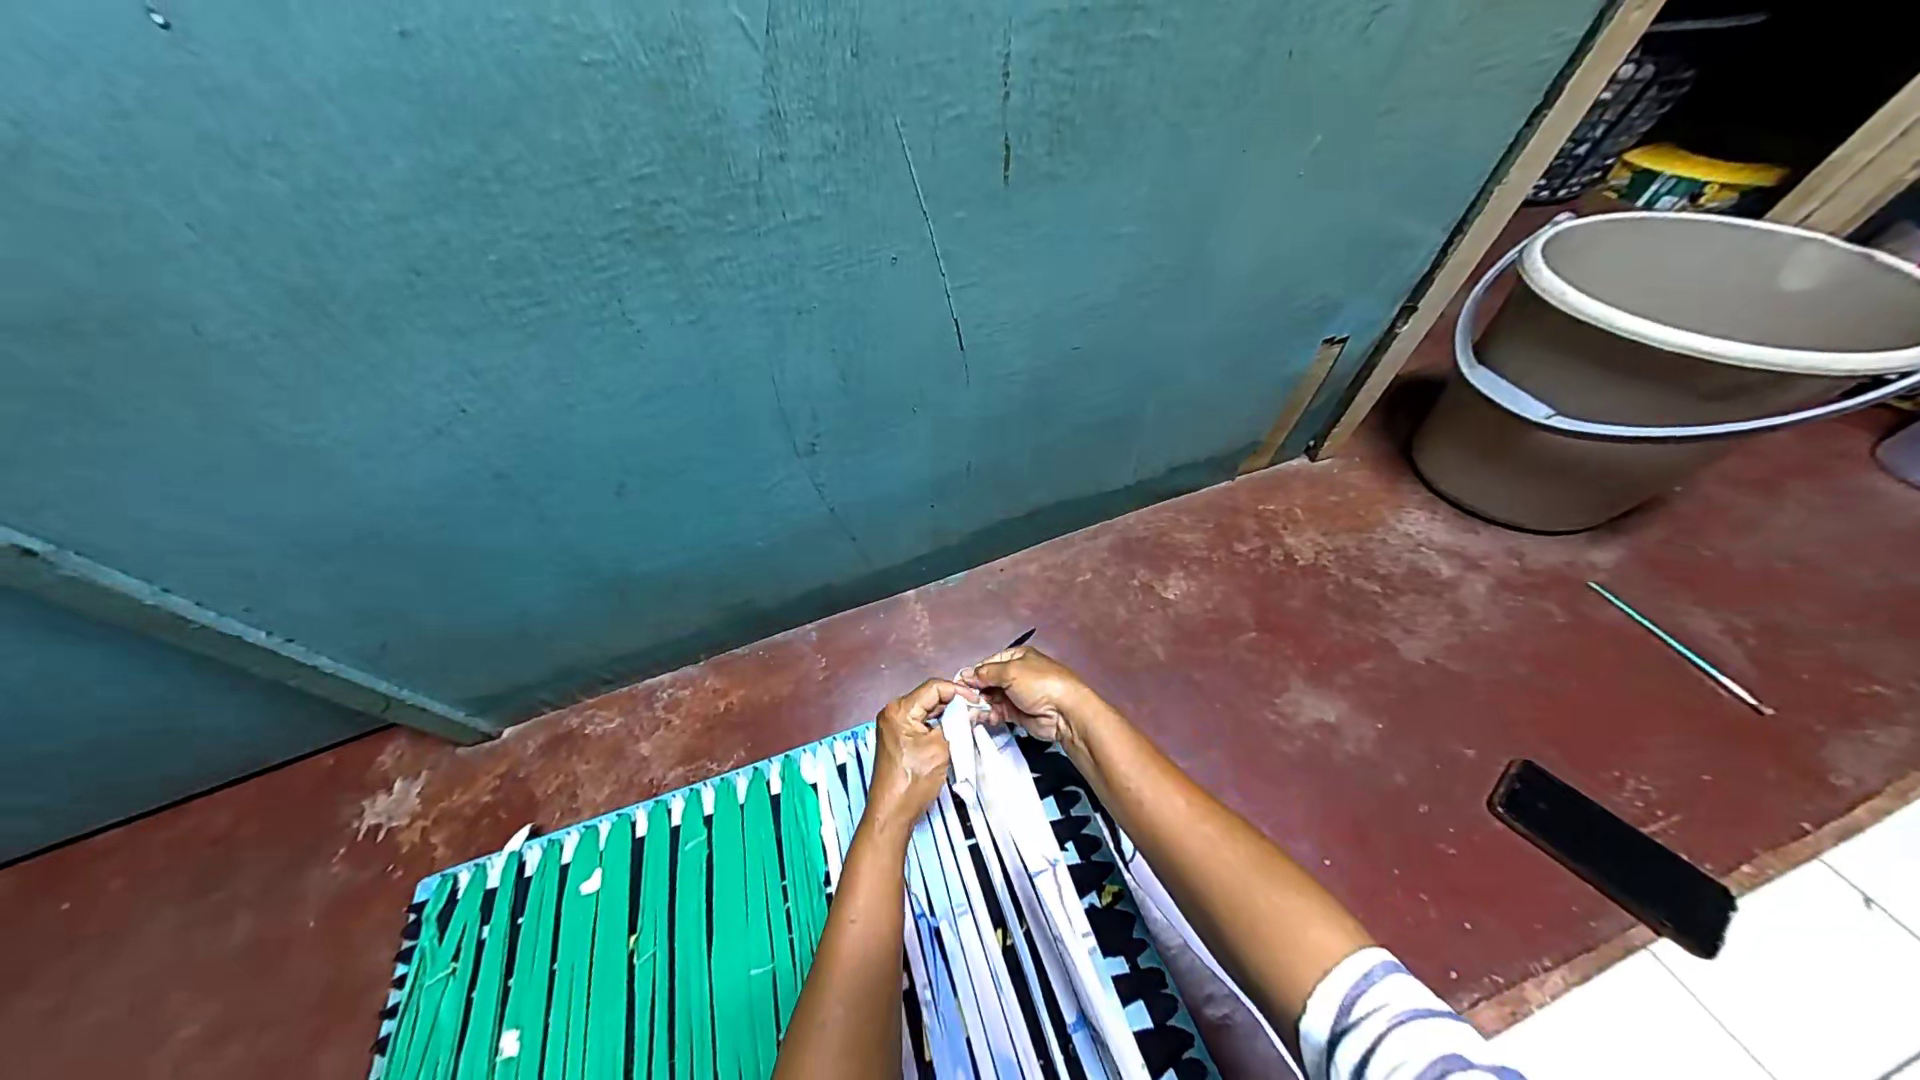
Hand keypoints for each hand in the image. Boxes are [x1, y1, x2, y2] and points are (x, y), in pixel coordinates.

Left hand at [866, 679, 970, 832]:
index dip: (958, 691)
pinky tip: (953, 730)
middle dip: (954, 702)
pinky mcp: (896, 736)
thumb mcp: (941, 747)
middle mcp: (892, 712)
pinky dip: (937, 724)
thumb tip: (970, 710)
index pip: (934, 687)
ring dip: (947, 713)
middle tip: (975, 710)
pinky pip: (920, 721)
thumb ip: (956, 723)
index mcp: (899, 710)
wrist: (892, 811)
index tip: (975, 699)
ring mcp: (892, 724)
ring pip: (926, 709)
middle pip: (929, 696)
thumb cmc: (912, 782)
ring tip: (968, 720)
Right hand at [958, 646, 1098, 745]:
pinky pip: (998, 712)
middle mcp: (1016, 674)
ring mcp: (1017, 695)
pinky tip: (985, 717)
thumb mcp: (1011, 671)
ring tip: (973, 710)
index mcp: (1017, 657)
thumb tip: (965, 673)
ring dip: (981, 703)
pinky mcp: (1017, 713)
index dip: (975, 672)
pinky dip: (990, 714)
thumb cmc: (1039, 684)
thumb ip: (986, 673)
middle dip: (976, 689)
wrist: (1064, 712)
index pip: (989, 662)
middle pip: (988, 681)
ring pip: (991, 697)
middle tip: (965, 699)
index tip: (961, 683)